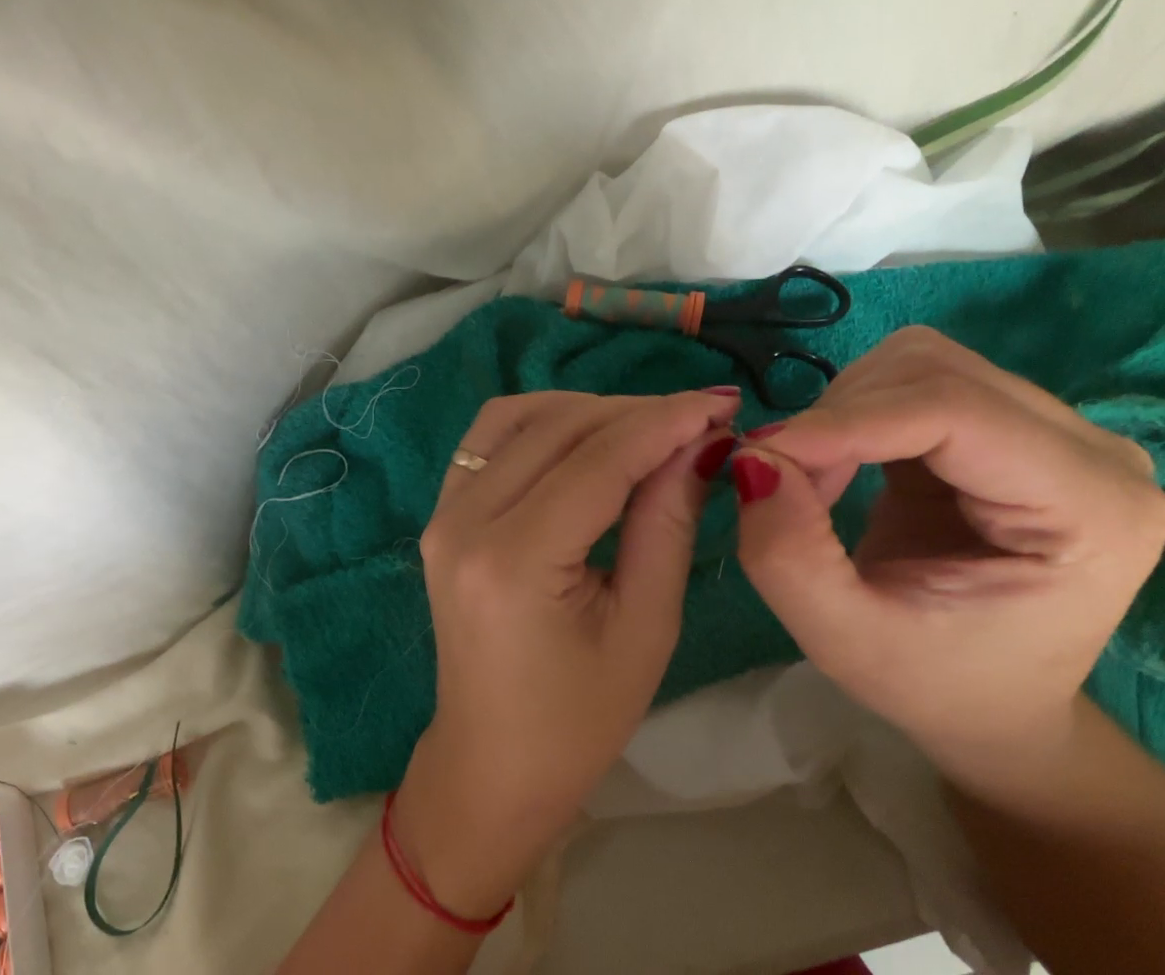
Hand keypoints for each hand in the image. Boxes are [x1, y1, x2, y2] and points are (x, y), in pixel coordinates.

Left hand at [393, 389, 740, 915]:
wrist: (492, 761)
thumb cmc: (579, 719)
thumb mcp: (644, 627)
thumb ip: (665, 524)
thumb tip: (700, 444)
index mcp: (513, 561)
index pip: (596, 461)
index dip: (664, 422)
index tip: (724, 403)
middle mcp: (463, 524)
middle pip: (553, 429)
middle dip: (632, 413)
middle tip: (699, 418)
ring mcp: (441, 516)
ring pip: (513, 420)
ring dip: (583, 411)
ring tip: (648, 428)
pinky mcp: (440, 518)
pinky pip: (487, 442)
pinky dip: (540, 425)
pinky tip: (587, 440)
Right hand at [730, 328, 1164, 790]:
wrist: (991, 707)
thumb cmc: (932, 686)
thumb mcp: (843, 640)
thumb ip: (788, 555)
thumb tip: (749, 456)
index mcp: (1093, 512)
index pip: (957, 412)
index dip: (846, 422)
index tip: (756, 454)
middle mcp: (1094, 453)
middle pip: (937, 372)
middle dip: (838, 417)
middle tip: (782, 483)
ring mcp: (1055, 433)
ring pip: (918, 365)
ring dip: (840, 412)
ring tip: (809, 482)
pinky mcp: (1006, 428)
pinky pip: (909, 384)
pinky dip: (849, 416)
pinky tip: (835, 468)